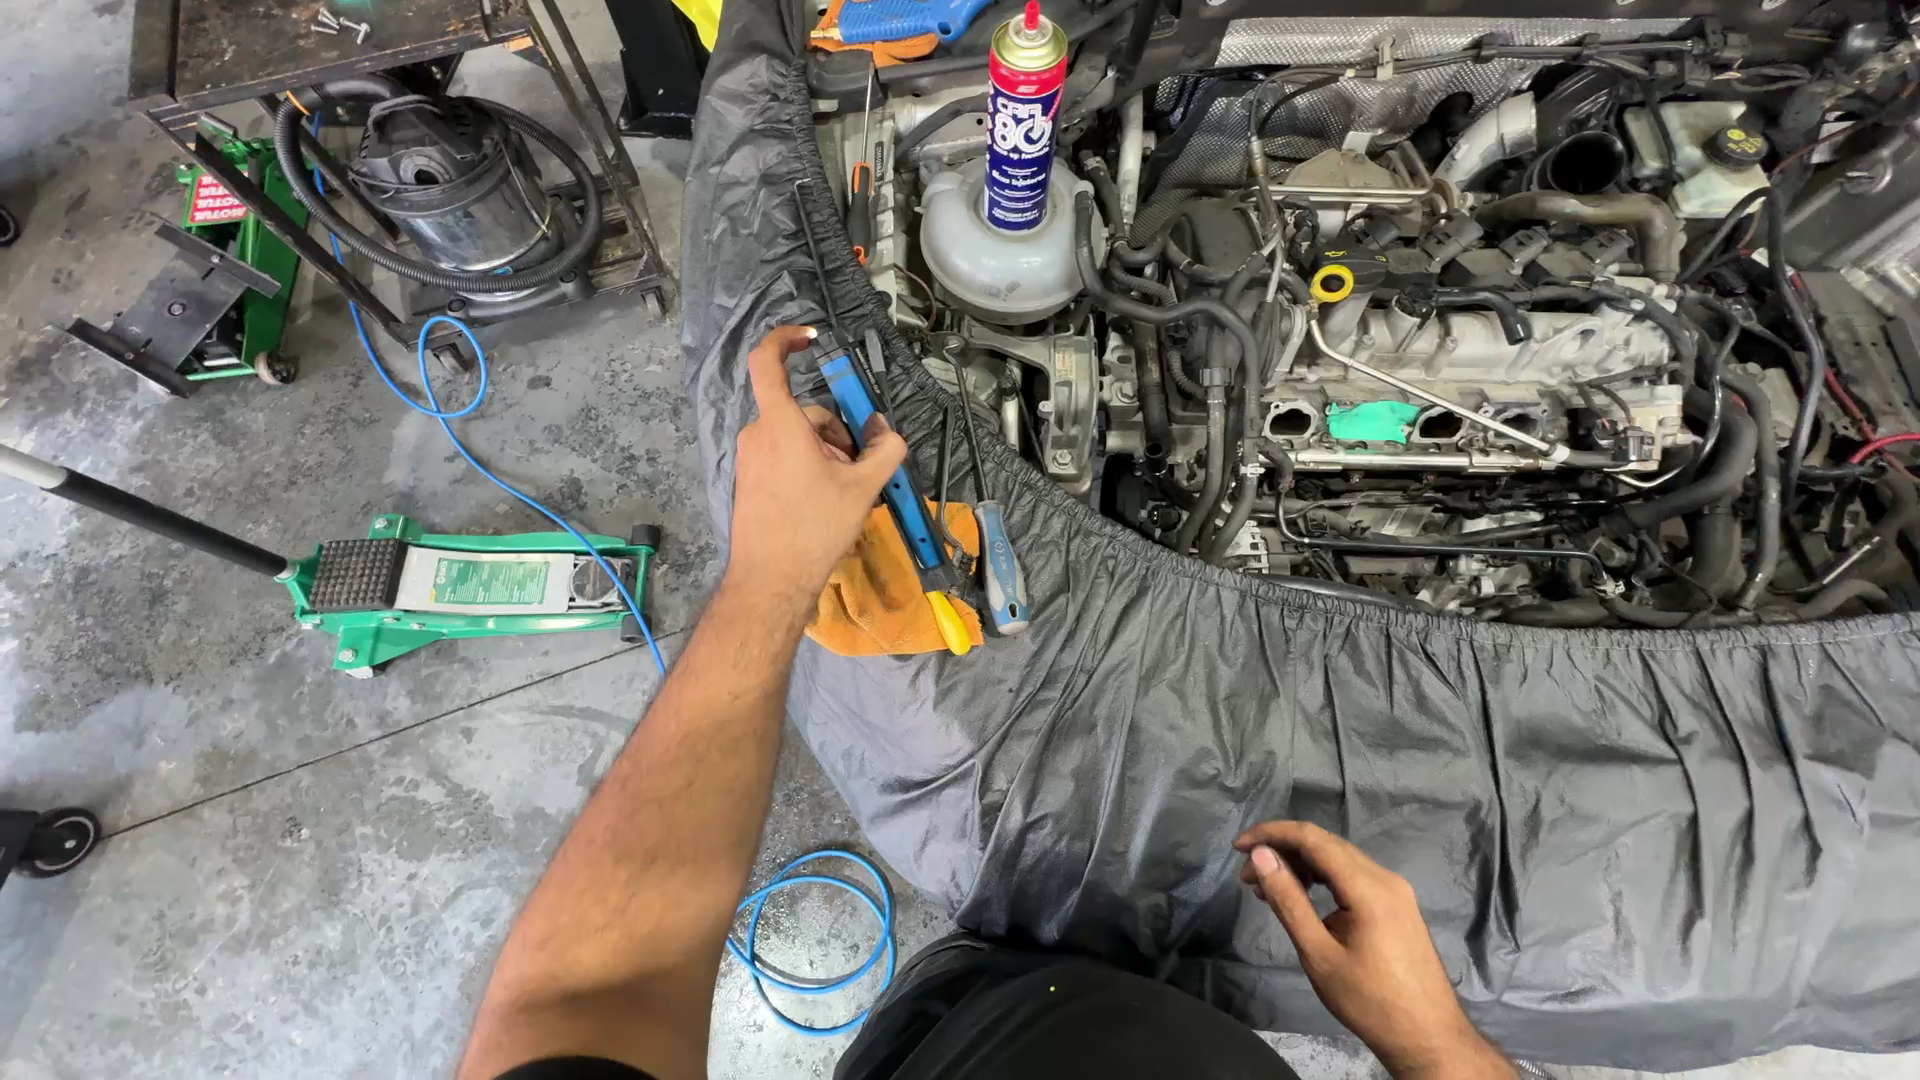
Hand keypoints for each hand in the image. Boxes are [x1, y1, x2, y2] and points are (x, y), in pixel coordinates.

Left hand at [724, 325, 907, 610]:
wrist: (772, 580)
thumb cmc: (815, 529)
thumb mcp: (863, 488)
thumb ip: (885, 450)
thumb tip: (888, 430)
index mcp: (781, 426)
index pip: (768, 363)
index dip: (786, 340)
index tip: (810, 336)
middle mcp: (758, 435)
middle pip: (804, 413)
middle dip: (835, 434)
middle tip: (855, 470)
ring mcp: (750, 459)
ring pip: (795, 437)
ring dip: (823, 454)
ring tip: (839, 492)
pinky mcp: (748, 480)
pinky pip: (783, 457)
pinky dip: (806, 467)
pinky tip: (820, 502)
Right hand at [1236, 822, 1515, 1079]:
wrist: (1430, 1041)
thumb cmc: (1370, 1001)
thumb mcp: (1318, 954)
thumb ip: (1288, 900)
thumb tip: (1260, 856)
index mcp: (1368, 887)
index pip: (1311, 837)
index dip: (1270, 834)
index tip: (1238, 848)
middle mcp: (1384, 877)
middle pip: (1323, 842)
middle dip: (1280, 850)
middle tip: (1246, 875)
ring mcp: (1393, 889)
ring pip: (1336, 857)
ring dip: (1298, 863)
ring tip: (1266, 889)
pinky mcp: (1395, 903)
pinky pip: (1350, 874)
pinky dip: (1319, 876)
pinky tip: (1300, 895)